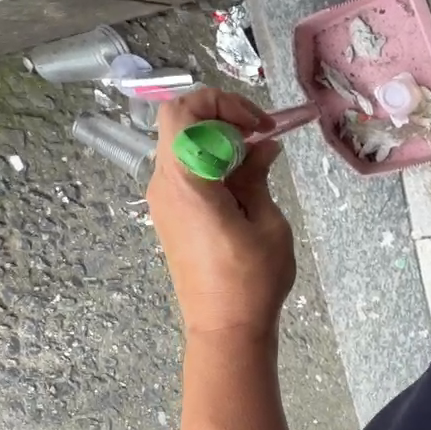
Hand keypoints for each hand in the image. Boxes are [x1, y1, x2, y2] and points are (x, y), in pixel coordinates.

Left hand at [147, 89, 293, 340]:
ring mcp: (162, 198)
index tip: (263, 126)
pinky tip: (243, 181)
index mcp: (187, 179)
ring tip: (258, 160)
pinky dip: (212, 162)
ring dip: (218, 139)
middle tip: (260, 136)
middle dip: (221, 116)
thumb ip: (257, 176)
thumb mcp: (268, 222)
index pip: (186, 111)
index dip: (225, 104)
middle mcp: (164, 182)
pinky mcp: (170, 214)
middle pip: (178, 121)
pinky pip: (185, 169)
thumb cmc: (253, 278)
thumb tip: (261, 147)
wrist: (225, 325)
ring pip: (181, 143)